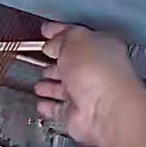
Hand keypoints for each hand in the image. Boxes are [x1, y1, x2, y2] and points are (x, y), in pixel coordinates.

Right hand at [34, 22, 145, 146]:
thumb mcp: (75, 41)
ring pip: (66, 88)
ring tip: (39, 83)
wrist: (105, 110)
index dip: (60, 32)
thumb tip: (51, 44)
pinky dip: (50, 107)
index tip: (46, 30)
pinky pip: (60, 110)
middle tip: (43, 58)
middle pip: (73, 64)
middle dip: (57, 61)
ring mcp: (88, 95)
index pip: (77, 36)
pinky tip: (42, 104)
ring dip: (52, 86)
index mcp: (102, 47)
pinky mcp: (78, 116)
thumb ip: (61, 39)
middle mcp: (98, 71)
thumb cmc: (98, 72)